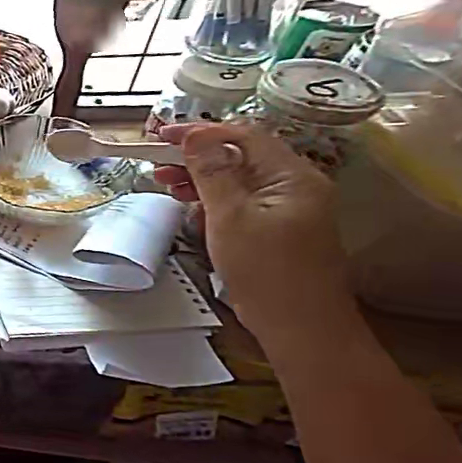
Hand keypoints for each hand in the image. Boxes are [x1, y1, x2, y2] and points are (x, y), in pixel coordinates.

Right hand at [155, 122, 353, 339]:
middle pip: (241, 155)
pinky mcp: (280, 230)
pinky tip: (193, 208)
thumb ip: (213, 172)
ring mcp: (290, 209)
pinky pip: (244, 202)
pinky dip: (216, 199)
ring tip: (167, 185)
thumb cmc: (267, 273)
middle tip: (158, 164)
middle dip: (197, 155)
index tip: (162, 135)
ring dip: (203, 178)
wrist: (303, 331)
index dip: (200, 131)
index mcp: (291, 176)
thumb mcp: (231, 218)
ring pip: (240, 179)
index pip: (243, 135)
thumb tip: (196, 136)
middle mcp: (296, 185)